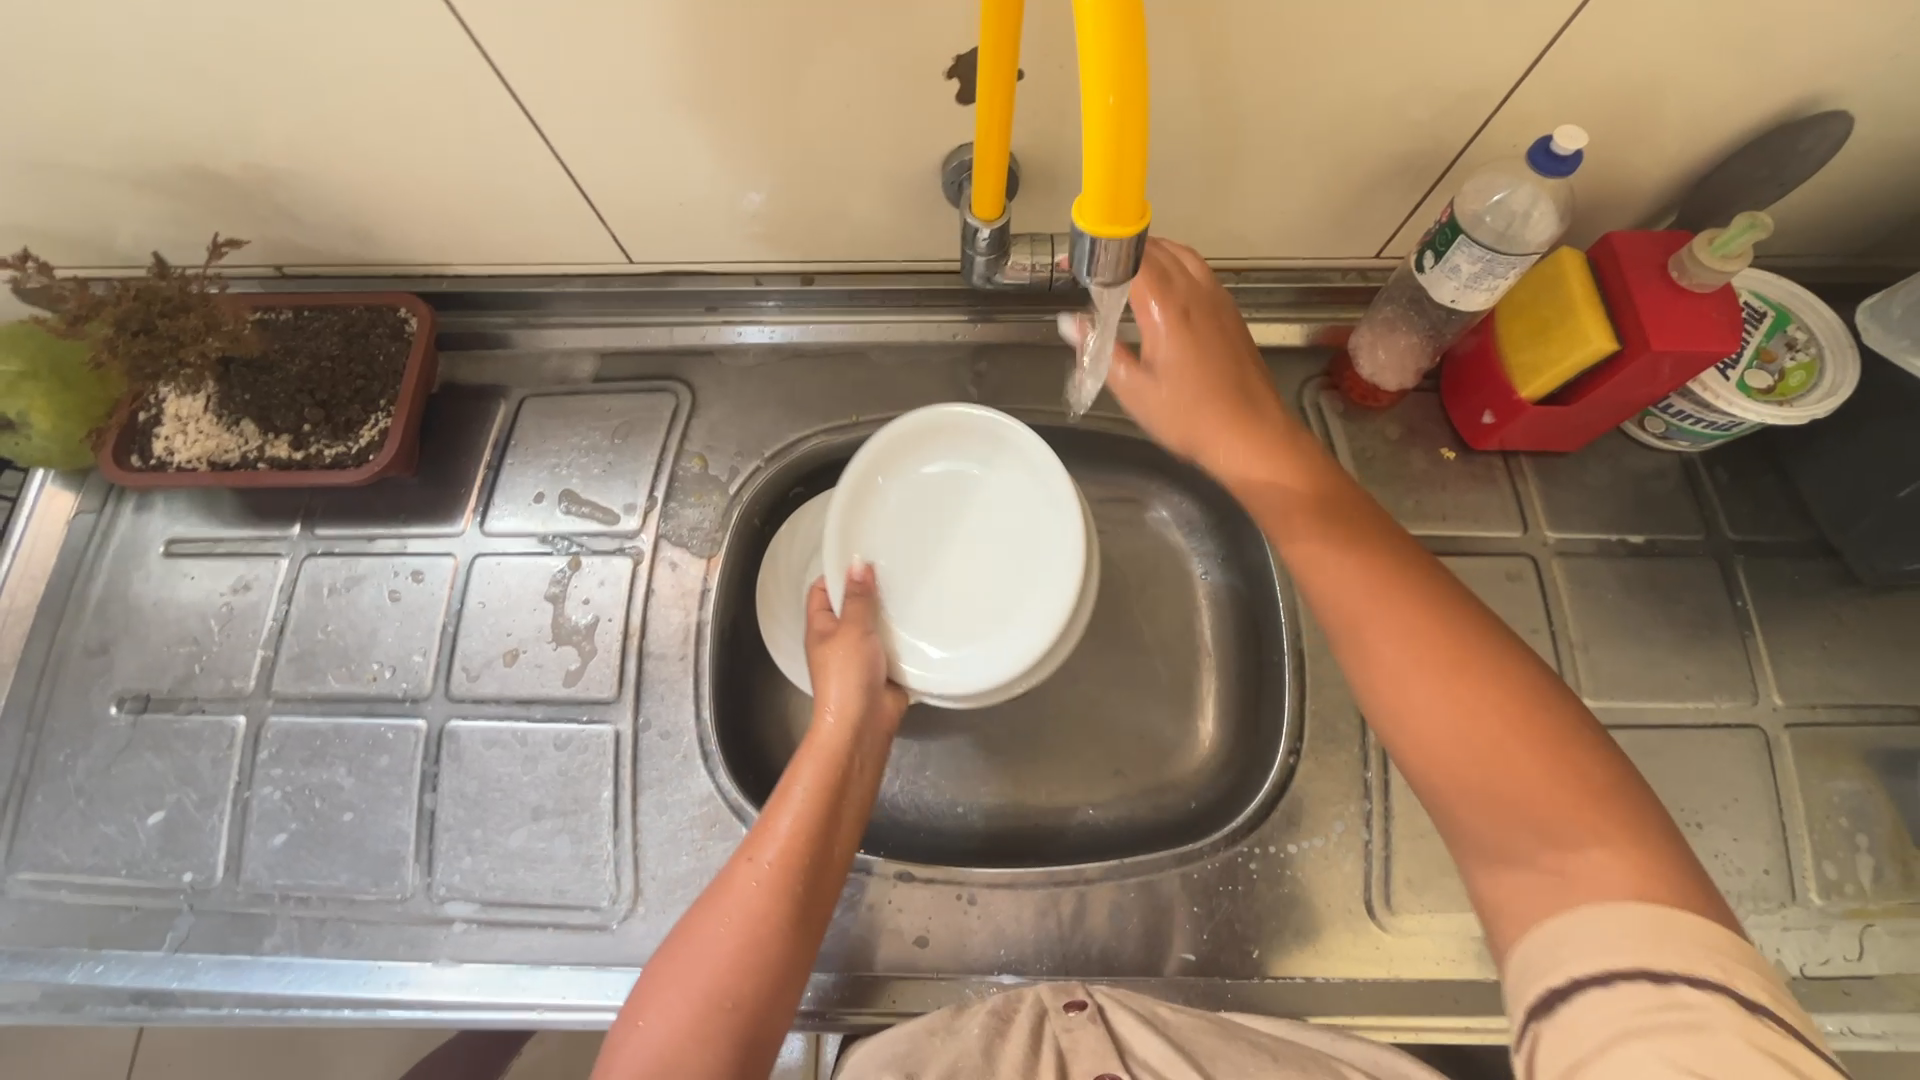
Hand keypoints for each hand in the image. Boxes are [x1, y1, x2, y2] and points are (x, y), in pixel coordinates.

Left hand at [805, 563, 908, 735]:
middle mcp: (840, 638)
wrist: (863, 723)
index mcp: (821, 627)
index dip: (838, 573)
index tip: (864, 558)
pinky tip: (924, 618)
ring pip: (877, 624)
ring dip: (892, 612)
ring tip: (915, 586)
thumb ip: (857, 597)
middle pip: (853, 605)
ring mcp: (862, 654)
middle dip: (872, 590)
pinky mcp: (885, 667)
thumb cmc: (847, 674)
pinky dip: (907, 635)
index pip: (823, 590)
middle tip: (897, 568)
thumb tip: (858, 563)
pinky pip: (896, 644)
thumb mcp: (851, 629)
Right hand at [1063, 238, 1302, 484]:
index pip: (1130, 258)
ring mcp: (1218, 298)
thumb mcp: (1133, 390)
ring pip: (1181, 254)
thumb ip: (1099, 350)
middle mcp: (1196, 292)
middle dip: (1120, 250)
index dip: (1098, 254)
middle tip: (1092, 267)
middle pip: (1156, 248)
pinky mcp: (1230, 311)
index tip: (1071, 263)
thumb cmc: (1189, 417)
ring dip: (1150, 253)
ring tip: (1122, 270)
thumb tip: (1070, 323)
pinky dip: (1173, 266)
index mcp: (1169, 307)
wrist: (1251, 434)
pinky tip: (1160, 290)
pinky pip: (1198, 271)